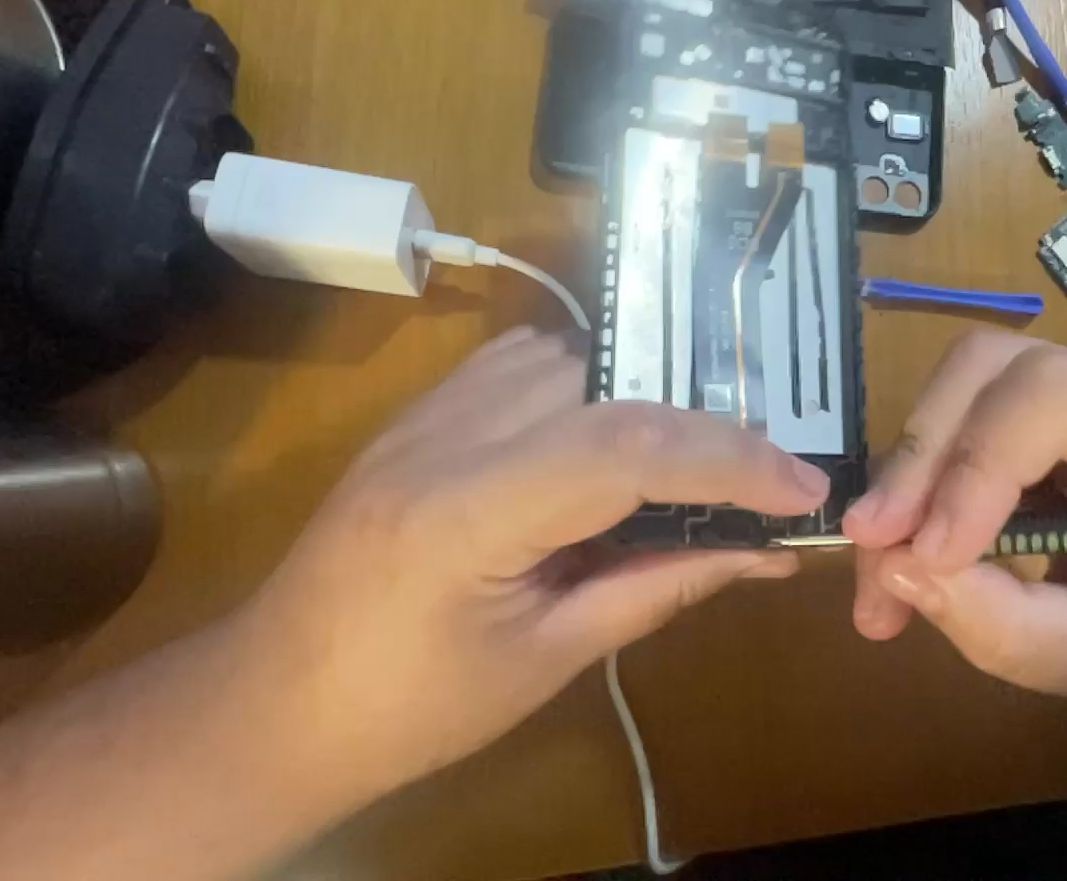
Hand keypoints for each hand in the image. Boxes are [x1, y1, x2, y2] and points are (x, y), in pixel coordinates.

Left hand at [240, 327, 829, 789]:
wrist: (267, 702)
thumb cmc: (409, 710)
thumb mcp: (549, 660)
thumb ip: (661, 587)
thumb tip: (763, 553)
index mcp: (465, 514)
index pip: (625, 449)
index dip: (728, 460)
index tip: (800, 488)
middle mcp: (445, 435)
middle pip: (609, 390)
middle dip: (705, 429)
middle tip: (764, 475)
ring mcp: (428, 409)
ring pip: (576, 357)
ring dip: (649, 401)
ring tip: (695, 458)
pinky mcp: (425, 406)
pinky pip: (530, 358)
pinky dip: (594, 383)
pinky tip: (610, 430)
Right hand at [842, 330, 1066, 731]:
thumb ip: (1020, 629)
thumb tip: (896, 567)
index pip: (1056, 395)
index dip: (981, 460)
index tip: (932, 553)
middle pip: (985, 369)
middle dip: (920, 454)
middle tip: (873, 543)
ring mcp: (1049, 414)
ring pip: (947, 398)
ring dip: (897, 486)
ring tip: (877, 586)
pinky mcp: (1009, 440)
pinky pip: (937, 444)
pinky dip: (901, 505)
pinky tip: (892, 571)